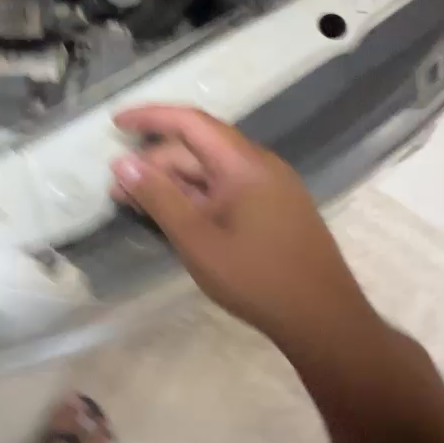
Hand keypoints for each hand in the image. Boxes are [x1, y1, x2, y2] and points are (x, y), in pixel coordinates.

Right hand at [108, 105, 378, 349]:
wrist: (328, 325)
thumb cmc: (258, 280)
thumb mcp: (196, 239)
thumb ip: (157, 197)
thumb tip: (122, 162)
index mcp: (245, 165)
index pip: (191, 123)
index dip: (150, 117)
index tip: (115, 124)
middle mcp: (260, 167)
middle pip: (196, 148)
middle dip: (154, 162)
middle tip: (119, 188)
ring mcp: (270, 188)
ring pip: (208, 170)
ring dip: (170, 181)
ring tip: (135, 203)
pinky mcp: (273, 209)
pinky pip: (223, 187)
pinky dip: (192, 195)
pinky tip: (171, 215)